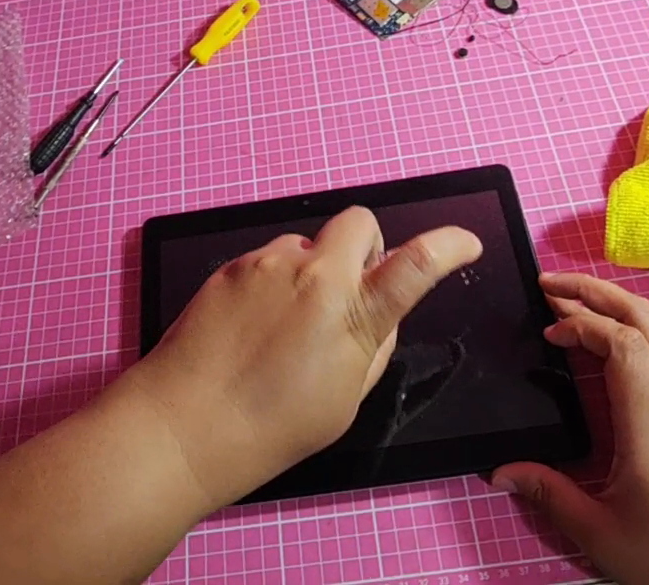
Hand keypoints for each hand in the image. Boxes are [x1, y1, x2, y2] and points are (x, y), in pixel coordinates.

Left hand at [124, 206, 482, 507]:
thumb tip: (379, 313)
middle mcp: (312, 274)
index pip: (414, 266)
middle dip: (365, 246)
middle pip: (359, 221)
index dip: (447, 247)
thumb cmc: (271, 428)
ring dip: (311, 272)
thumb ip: (373, 344)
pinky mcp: (234, 263)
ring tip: (285, 325)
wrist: (182, 424)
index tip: (465, 242)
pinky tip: (254, 325)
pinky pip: (270, 260)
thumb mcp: (344, 399)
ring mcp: (268, 263)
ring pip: (307, 247)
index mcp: (350, 315)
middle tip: (350, 289)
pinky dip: (275, 283)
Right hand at [492, 273, 648, 584]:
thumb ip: (550, 496)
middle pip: (645, 319)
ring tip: (568, 308)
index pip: (627, 344)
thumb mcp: (605, 538)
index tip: (548, 332)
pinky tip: (601, 354)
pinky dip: (626, 334)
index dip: (583, 322)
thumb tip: (500, 472)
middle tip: (548, 283)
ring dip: (610, 308)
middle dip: (593, 289)